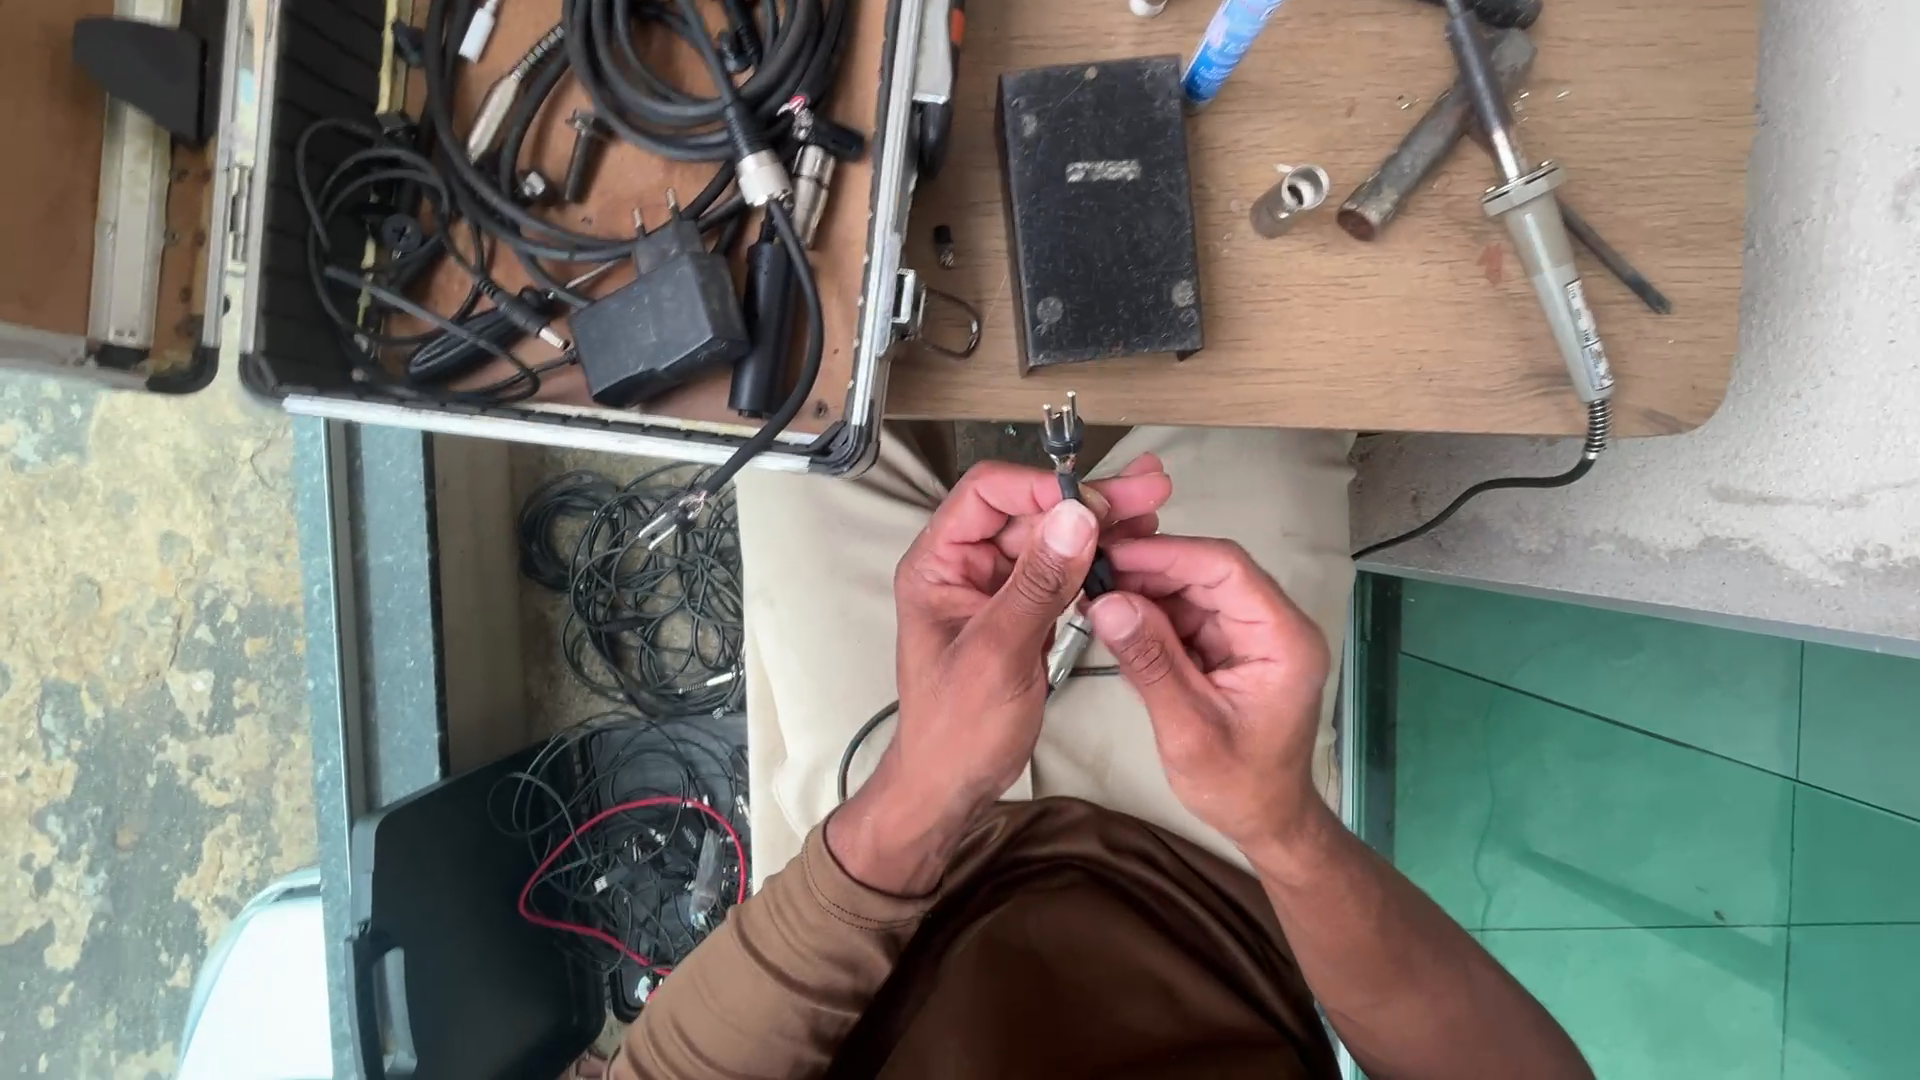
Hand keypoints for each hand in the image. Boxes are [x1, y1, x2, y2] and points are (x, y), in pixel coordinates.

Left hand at [827, 456, 1171, 893]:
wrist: (953, 783)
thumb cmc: (957, 729)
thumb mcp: (998, 654)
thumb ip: (1037, 584)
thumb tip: (1077, 516)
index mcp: (938, 563)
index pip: (987, 494)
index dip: (1040, 488)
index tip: (1096, 502)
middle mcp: (965, 565)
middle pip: (1027, 511)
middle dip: (1087, 500)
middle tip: (1147, 490)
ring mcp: (995, 586)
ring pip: (1049, 538)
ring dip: (1099, 524)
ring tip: (1151, 510)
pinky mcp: (1021, 609)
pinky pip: (1059, 571)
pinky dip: (1094, 560)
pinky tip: (1131, 550)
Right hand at [1084, 535, 1332, 860]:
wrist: (1263, 821)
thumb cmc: (1238, 786)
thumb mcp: (1188, 729)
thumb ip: (1151, 663)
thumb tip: (1107, 603)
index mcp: (1282, 638)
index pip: (1226, 569)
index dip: (1167, 554)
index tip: (1111, 554)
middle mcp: (1270, 624)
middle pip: (1206, 572)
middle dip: (1147, 570)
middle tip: (1090, 573)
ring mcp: (1247, 633)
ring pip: (1189, 589)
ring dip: (1141, 590)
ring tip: (1092, 594)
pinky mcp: (1225, 645)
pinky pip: (1182, 614)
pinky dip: (1146, 614)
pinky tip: (1111, 616)